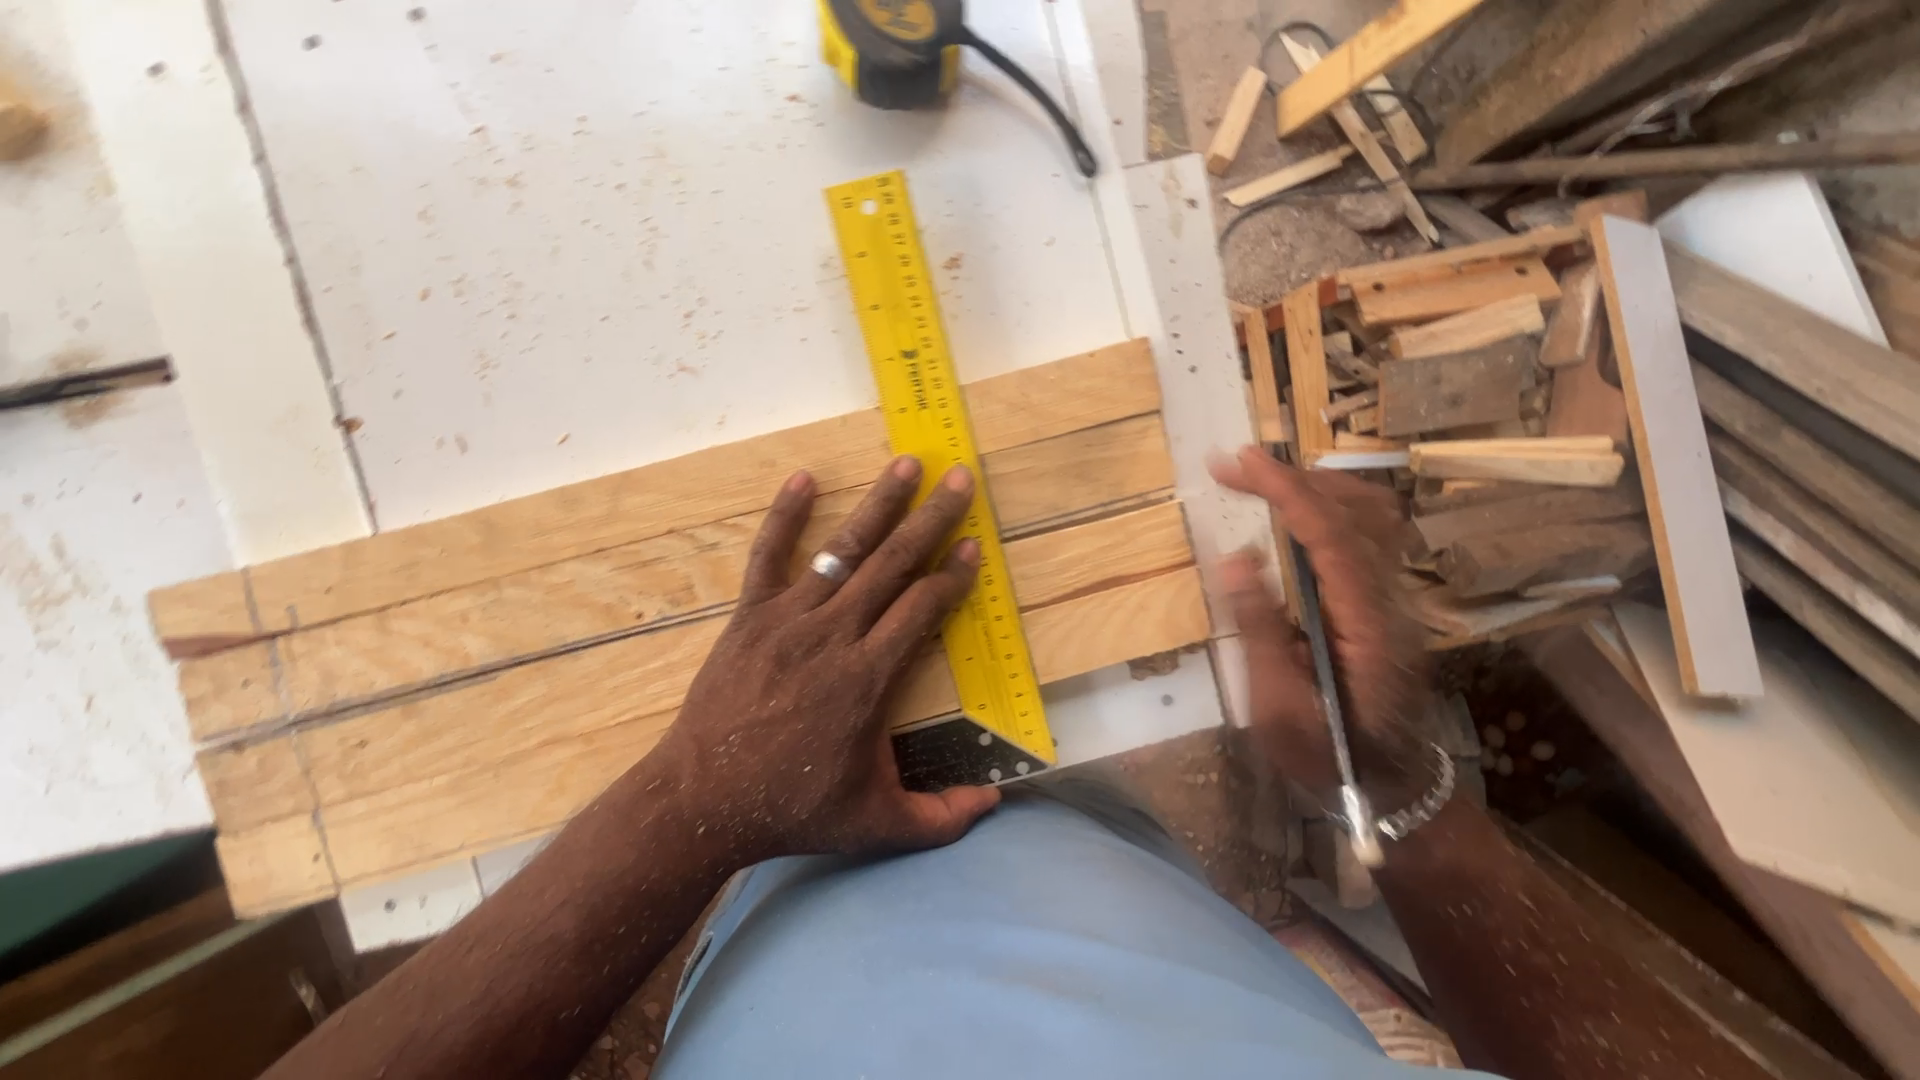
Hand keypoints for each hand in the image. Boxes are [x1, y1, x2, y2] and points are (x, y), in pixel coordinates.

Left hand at [650, 455, 1000, 863]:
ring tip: (906, 464)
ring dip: (878, 505)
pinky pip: (768, 556)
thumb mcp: (877, 825)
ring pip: (843, 550)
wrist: (702, 801)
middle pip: (893, 564)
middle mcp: (834, 636)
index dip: (953, 575)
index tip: (974, 546)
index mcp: (869, 678)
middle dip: (932, 519)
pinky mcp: (749, 617)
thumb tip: (997, 803)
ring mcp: (788, 620)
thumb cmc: (793, 808)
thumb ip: (942, 819)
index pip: (923, 608)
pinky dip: (785, 516)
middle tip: (960, 478)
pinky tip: (803, 478)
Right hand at [1210, 447, 1433, 806]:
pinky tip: (1295, 514)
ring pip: (1373, 515)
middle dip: (1295, 477)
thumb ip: (1261, 629)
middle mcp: (1391, 600)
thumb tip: (1236, 558)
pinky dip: (1330, 507)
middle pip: (1359, 510)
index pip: (1331, 535)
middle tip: (1236, 468)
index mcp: (1365, 624)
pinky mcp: (1387, 601)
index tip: (1239, 463)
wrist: (1388, 784)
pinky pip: (1368, 534)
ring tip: (1263, 480)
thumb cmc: (1326, 755)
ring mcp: (1396, 599)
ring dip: (1318, 485)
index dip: (1285, 491)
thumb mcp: (1277, 705)